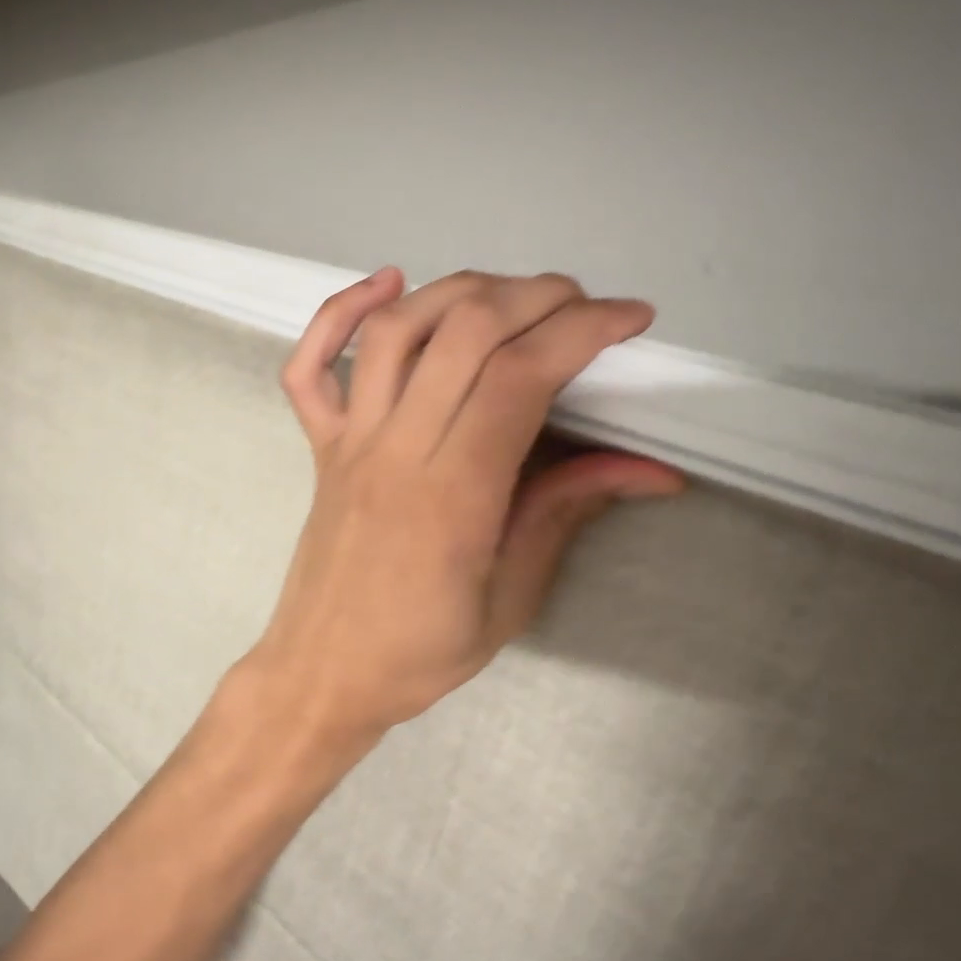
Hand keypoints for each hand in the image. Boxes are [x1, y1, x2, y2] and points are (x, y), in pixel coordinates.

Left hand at [242, 268, 681, 744]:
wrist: (322, 674)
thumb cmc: (418, 652)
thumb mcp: (510, 599)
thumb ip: (564, 514)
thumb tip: (651, 468)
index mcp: (452, 495)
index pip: (519, 377)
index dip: (582, 331)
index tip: (630, 319)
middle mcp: (395, 451)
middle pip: (462, 333)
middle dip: (535, 297)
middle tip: (582, 307)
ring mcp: (348, 443)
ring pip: (394, 332)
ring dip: (458, 291)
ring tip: (510, 294)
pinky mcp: (319, 448)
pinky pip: (309, 368)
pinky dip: (340, 313)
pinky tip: (386, 286)